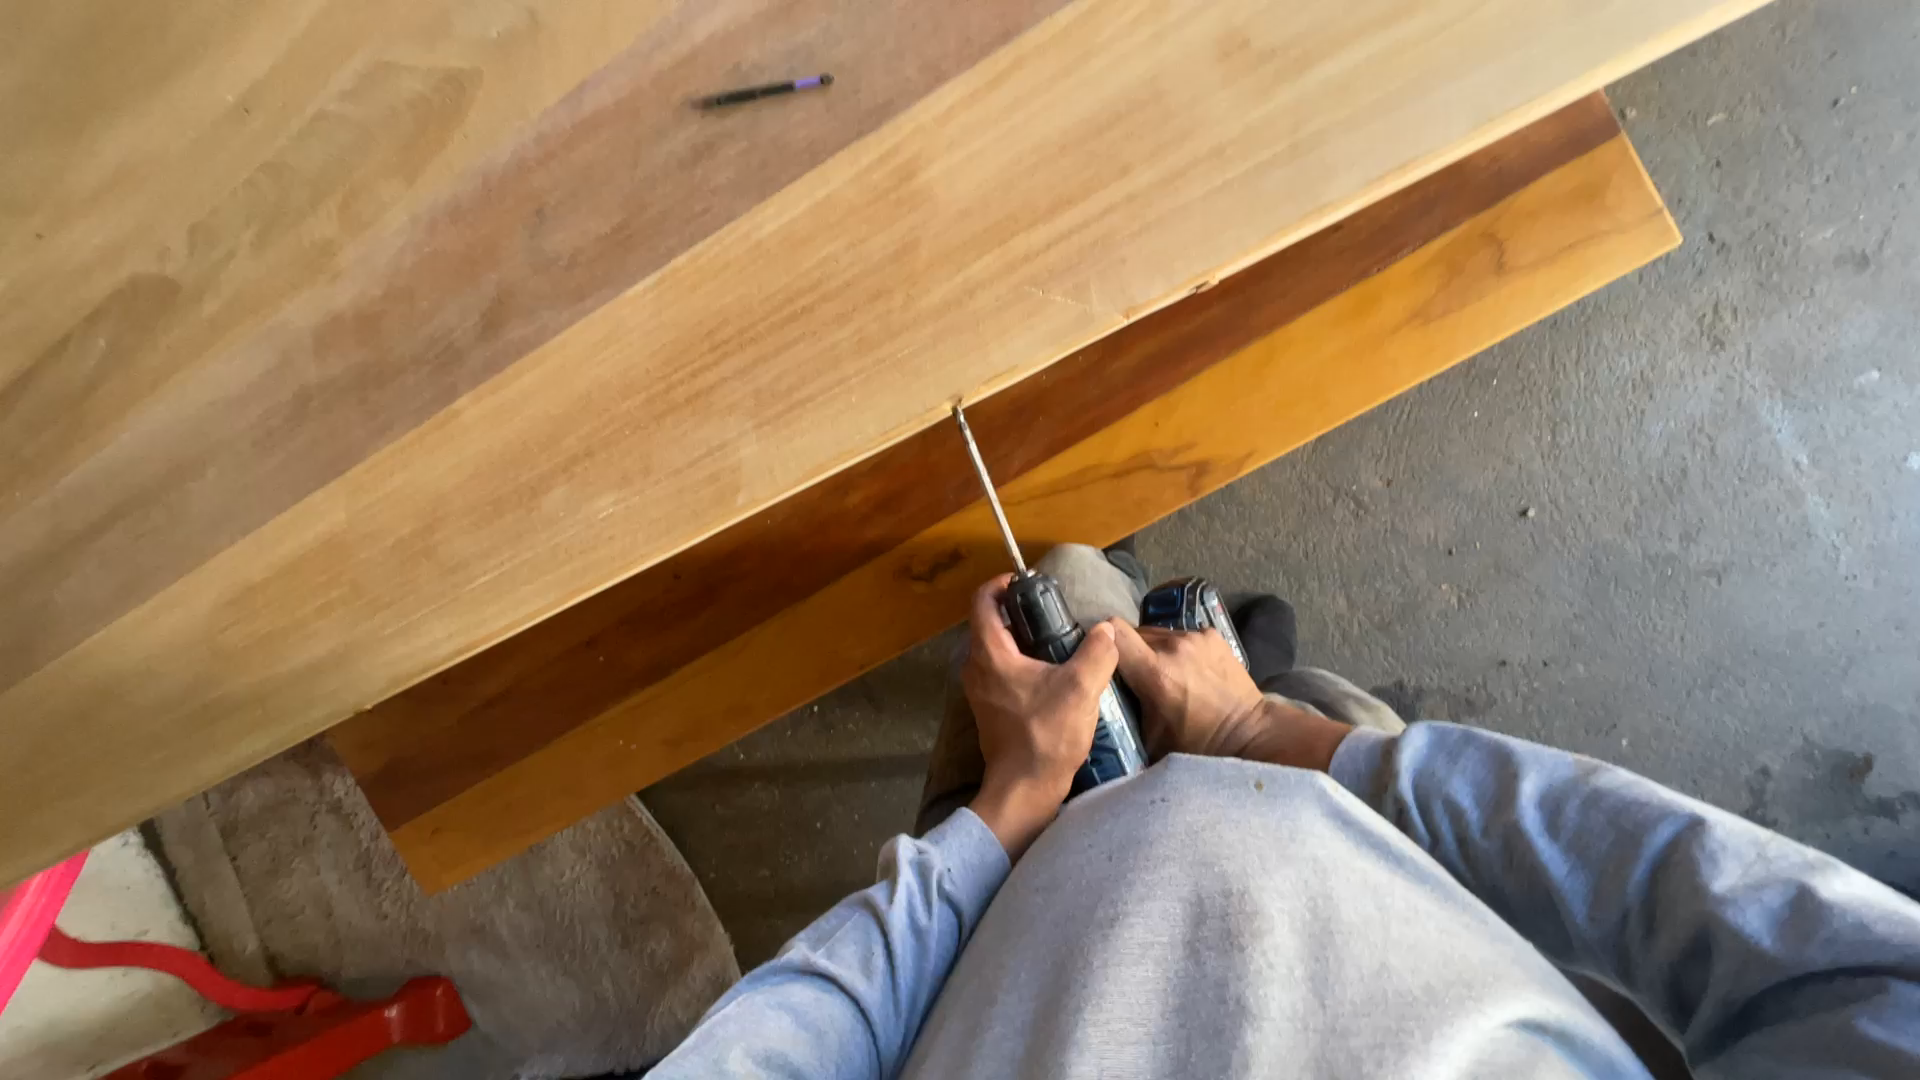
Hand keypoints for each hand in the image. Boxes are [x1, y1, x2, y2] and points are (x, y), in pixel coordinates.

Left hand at [963, 575, 1118, 858]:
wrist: (1024, 790)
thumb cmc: (1046, 735)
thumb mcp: (1080, 688)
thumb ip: (1097, 652)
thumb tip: (1107, 630)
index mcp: (989, 653)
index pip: (982, 600)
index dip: (1002, 583)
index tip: (1028, 583)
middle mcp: (976, 667)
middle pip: (990, 623)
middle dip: (1018, 611)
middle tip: (1052, 610)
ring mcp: (979, 690)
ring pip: (996, 649)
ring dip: (1022, 639)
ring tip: (1058, 640)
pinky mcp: (990, 708)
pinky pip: (1001, 671)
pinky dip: (1021, 662)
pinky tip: (1053, 673)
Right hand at [1107, 619, 1350, 771]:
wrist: (1252, 737)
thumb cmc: (1197, 746)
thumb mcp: (1149, 738)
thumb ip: (1123, 710)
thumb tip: (1098, 695)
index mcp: (1156, 673)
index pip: (1112, 631)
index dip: (1102, 641)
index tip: (1100, 656)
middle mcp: (1175, 646)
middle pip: (1133, 632)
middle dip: (1128, 651)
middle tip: (1133, 677)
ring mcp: (1197, 637)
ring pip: (1157, 633)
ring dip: (1153, 650)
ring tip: (1163, 677)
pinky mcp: (1213, 635)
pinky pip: (1181, 636)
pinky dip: (1177, 650)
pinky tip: (1187, 672)